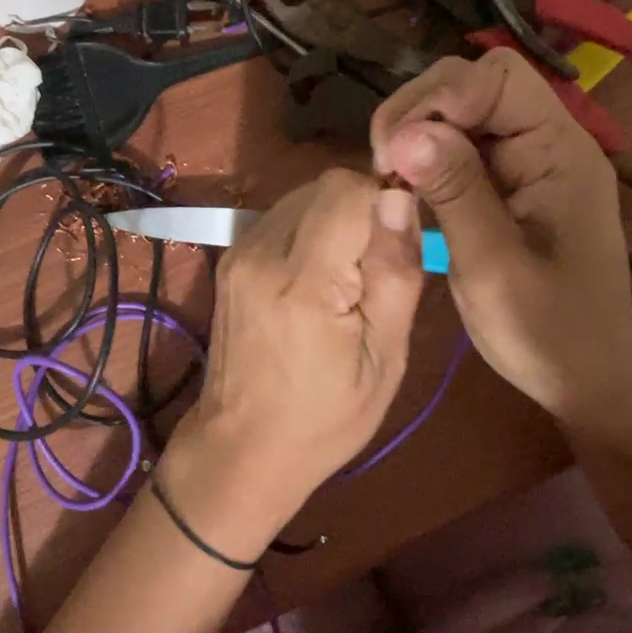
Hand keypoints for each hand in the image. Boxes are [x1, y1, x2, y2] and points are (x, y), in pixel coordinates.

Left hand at [156, 170, 423, 558]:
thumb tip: (401, 197)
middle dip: (361, 210)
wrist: (242, 446)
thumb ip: (395, 272)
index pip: (345, 191)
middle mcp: (260, 253)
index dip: (383, 202)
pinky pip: (282, 217)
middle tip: (376, 267)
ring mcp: (238, 252)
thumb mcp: (385, 358)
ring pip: (303, 196)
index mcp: (300, 283)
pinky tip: (318, 278)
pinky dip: (310, 231)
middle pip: (323, 187)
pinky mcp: (230, 257)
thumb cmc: (325, 417)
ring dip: (335, 219)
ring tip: (348, 278)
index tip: (399, 240)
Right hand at [370, 49, 631, 424]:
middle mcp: (546, 144)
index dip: (439, 96)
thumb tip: (406, 131)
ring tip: (390, 178)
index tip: (394, 147)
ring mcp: (528, 162)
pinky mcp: (509, 183)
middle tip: (383, 164)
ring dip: (416, 133)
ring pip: (460, 111)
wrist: (587, 381)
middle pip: (473, 84)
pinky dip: (425, 158)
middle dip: (419, 111)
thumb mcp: (493, 267)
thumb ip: (455, 192)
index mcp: (559, 153)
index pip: (497, 78)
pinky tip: (406, 189)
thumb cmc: (548, 333)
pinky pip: (460, 146)